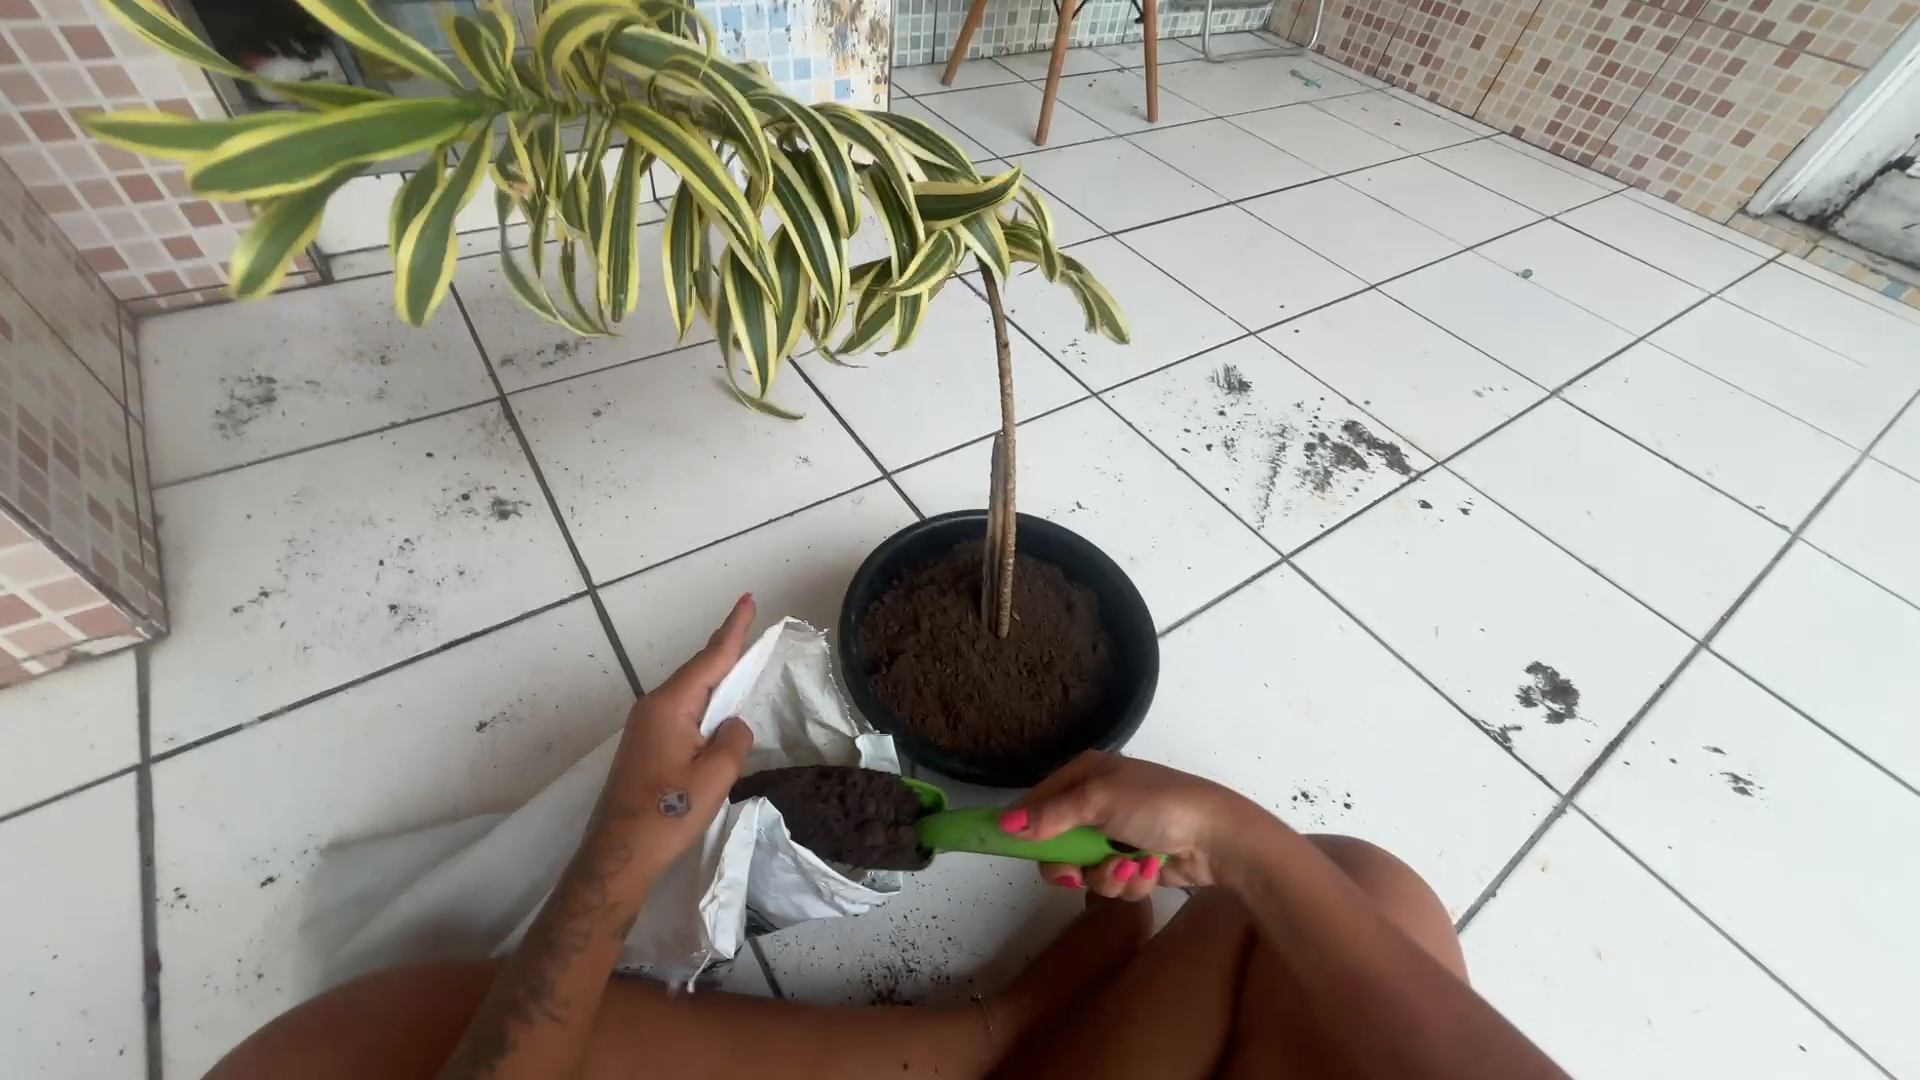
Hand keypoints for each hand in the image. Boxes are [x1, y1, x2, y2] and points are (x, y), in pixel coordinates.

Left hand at [586, 594, 757, 884]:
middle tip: (748, 622)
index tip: (747, 599)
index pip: (711, 659)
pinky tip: (716, 711)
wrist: (618, 857)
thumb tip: (733, 724)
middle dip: (725, 649)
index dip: (733, 630)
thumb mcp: (716, 776)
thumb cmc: (667, 815)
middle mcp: (653, 708)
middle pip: (698, 671)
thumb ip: (734, 739)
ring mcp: (644, 727)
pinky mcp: (644, 745)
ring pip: (689, 692)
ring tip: (740, 663)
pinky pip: (681, 711)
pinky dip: (704, 702)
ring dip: (715, 678)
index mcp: (670, 707)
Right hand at [1001, 752, 1271, 898]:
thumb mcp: (1098, 803)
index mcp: (1086, 774)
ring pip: (1085, 869)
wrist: (1218, 836)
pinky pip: (1113, 880)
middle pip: (1057, 843)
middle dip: (1070, 863)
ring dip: (1107, 875)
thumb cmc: (1156, 805)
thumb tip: (1002, 823)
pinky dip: (1131, 880)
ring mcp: (1117, 833)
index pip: (1038, 800)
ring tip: (1131, 866)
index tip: (1009, 849)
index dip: (1023, 825)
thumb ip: (1050, 816)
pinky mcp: (1135, 860)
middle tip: (1076, 873)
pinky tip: (1151, 869)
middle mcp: (1096, 802)